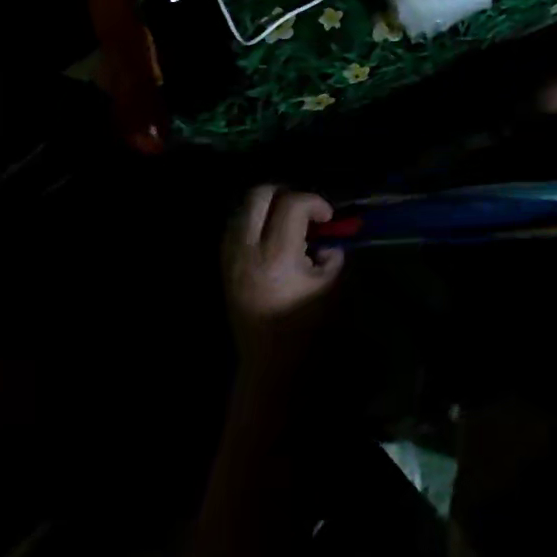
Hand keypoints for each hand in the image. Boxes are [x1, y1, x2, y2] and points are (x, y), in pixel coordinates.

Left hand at [222, 186, 343, 366]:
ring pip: (241, 209)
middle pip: (258, 195)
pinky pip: (233, 228)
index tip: (328, 218)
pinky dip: (253, 223)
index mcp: (278, 255)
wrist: (272, 363)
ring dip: (267, 208)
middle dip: (285, 193)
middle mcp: (248, 250)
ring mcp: (231, 258)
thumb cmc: (308, 326)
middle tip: (304, 210)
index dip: (315, 202)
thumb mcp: (332, 285)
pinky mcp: (224, 268)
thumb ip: (332, 254)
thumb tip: (324, 243)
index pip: (293, 203)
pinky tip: (271, 239)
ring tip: (287, 223)